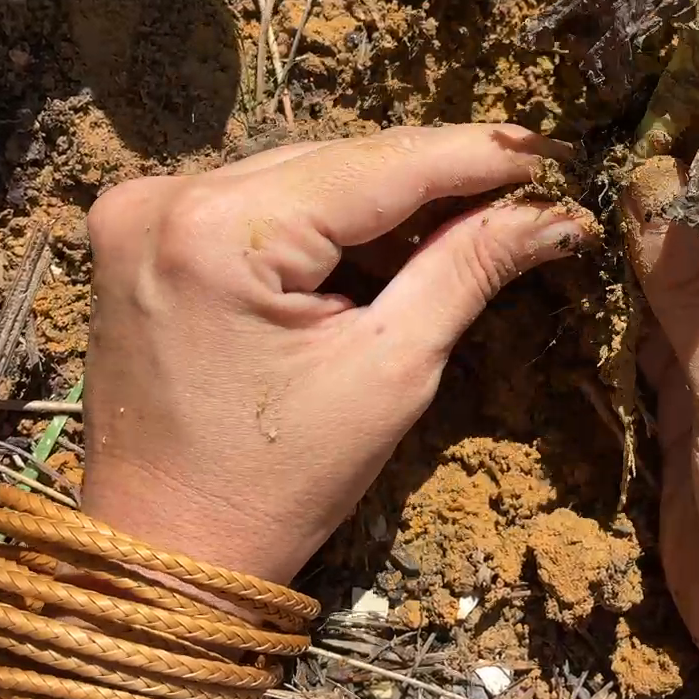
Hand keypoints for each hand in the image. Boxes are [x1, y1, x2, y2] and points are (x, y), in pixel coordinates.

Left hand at [80, 124, 596, 584]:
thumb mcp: (392, 369)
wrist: (168, 548)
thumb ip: (467, 269)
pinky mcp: (146, 234)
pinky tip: (382, 254)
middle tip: (522, 190)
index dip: (475, 154)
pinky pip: (265, 205)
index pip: (381, 164)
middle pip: (341, 163)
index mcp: (223, 232)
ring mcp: (146, 210)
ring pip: (305, 178)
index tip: (547, 150)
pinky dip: (332, 224)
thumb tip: (551, 216)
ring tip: (464, 228)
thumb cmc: (285, 481)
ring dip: (387, 204)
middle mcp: (169, 196)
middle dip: (436, 178)